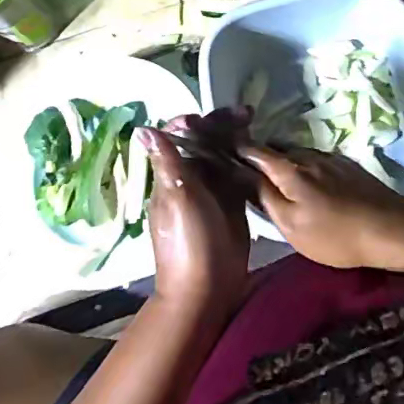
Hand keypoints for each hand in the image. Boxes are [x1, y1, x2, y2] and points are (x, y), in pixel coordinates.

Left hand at [138, 119, 249, 326]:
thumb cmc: (188, 242)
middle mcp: (190, 177)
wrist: (206, 290)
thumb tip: (142, 128)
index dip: (197, 121)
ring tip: (256, 123)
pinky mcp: (231, 203)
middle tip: (249, 114)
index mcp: (172, 173)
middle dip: (222, 125)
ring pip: (222, 155)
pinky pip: (237, 174)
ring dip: (236, 139)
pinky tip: (262, 152)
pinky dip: (247, 160)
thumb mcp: (177, 198)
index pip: (179, 135)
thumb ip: (166, 162)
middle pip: (204, 142)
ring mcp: (211, 191)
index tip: (220, 115)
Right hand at [239, 144, 403, 271]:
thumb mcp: (291, 226)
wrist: (392, 229)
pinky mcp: (346, 165)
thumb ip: (264, 197)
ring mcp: (328, 158)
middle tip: (244, 168)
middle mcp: (306, 155)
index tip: (218, 145)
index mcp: (288, 170)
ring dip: (282, 162)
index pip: (252, 151)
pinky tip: (307, 185)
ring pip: (295, 155)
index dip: (234, 147)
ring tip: (275, 179)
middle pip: (273, 150)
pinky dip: (303, 168)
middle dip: (257, 155)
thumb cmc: (336, 236)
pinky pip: (314, 161)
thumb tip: (240, 175)